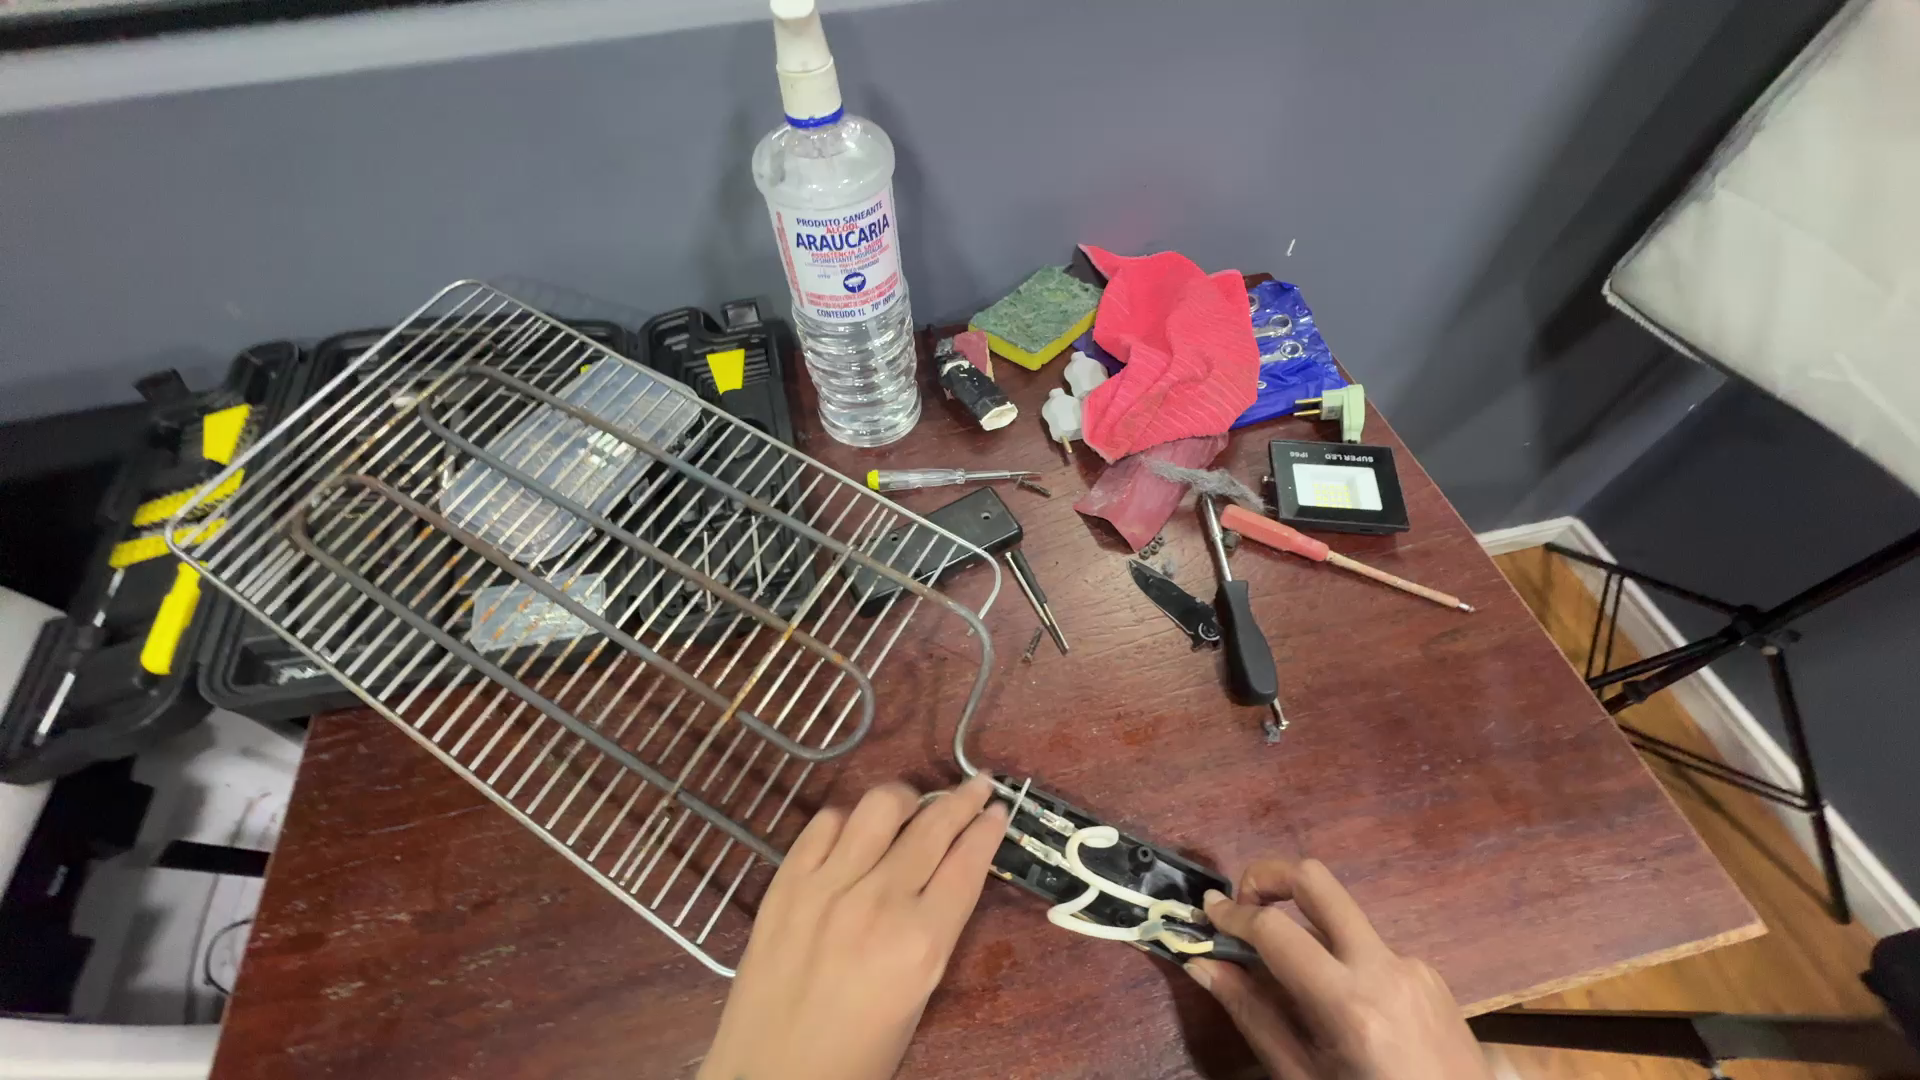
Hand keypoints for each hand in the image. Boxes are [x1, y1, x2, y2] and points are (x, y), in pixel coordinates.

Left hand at [697, 774, 1008, 1079]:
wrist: (770, 1077)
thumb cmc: (857, 1052)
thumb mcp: (918, 994)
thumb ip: (936, 927)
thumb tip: (952, 867)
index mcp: (920, 944)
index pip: (968, 863)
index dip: (988, 828)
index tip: (997, 808)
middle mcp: (879, 903)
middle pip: (934, 826)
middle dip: (963, 799)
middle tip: (977, 785)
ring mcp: (829, 886)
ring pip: (880, 806)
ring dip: (906, 799)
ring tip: (912, 806)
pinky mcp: (788, 881)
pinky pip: (826, 822)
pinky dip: (848, 819)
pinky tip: (855, 832)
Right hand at [1184, 858, 1490, 1079]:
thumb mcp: (1303, 1079)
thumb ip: (1252, 1015)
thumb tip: (1202, 962)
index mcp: (1349, 1006)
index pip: (1274, 928)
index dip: (1231, 914)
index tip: (1207, 911)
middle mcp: (1384, 968)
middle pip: (1315, 879)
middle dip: (1267, 875)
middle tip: (1243, 903)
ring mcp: (1413, 966)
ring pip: (1340, 916)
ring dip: (1305, 926)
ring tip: (1291, 977)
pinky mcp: (1430, 973)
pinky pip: (1368, 946)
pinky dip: (1339, 957)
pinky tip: (1342, 1006)